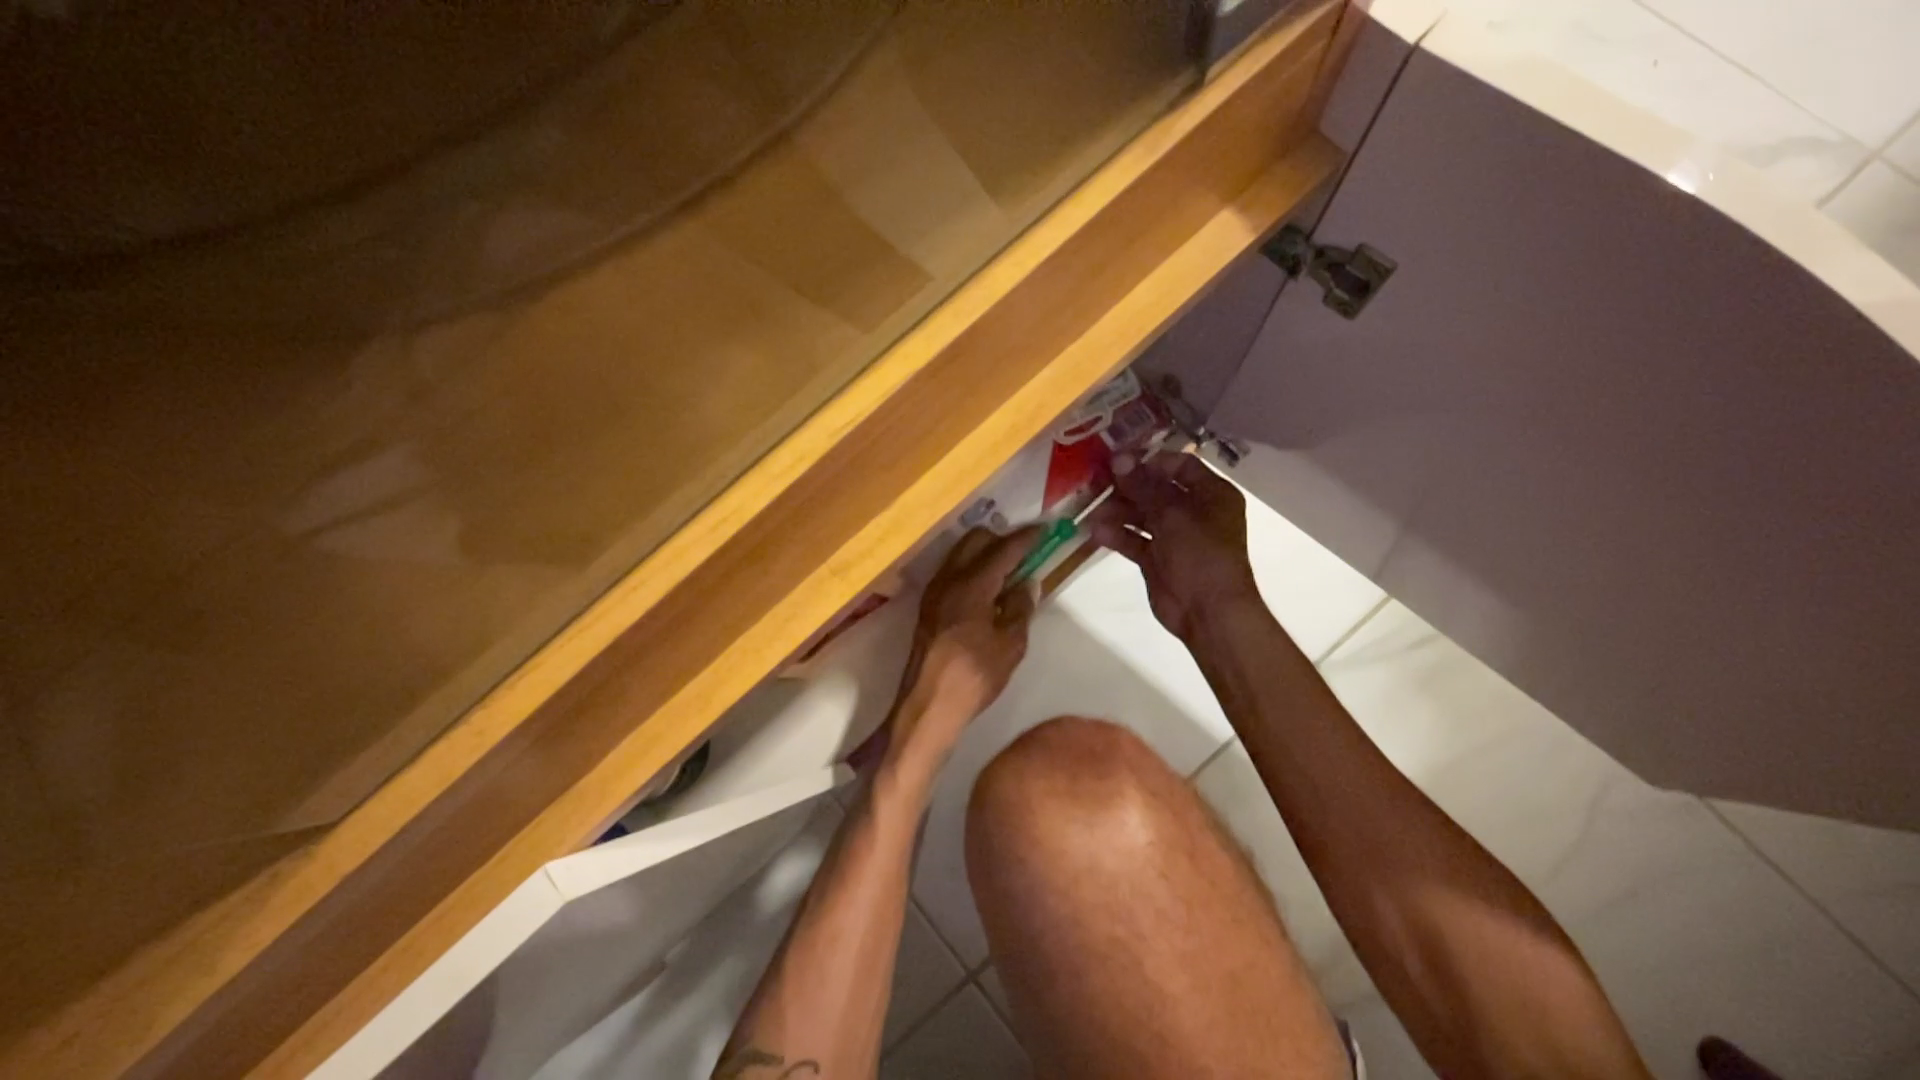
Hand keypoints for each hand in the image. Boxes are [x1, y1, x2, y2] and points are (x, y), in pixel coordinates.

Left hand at [886, 525, 1041, 771]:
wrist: (928, 705)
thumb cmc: (974, 676)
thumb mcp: (1011, 644)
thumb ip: (1021, 608)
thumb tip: (1026, 582)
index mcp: (971, 585)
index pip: (1003, 549)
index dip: (1026, 538)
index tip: (1044, 530)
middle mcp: (948, 579)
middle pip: (975, 540)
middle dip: (1002, 539)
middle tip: (1027, 552)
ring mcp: (934, 591)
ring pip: (961, 553)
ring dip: (985, 553)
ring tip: (1010, 571)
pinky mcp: (928, 606)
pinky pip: (953, 571)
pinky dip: (972, 568)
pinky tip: (989, 589)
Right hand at [1087, 452, 1261, 640]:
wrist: (1209, 612)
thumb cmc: (1202, 555)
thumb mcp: (1173, 515)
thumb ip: (1144, 486)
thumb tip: (1119, 459)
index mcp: (1212, 494)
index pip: (1180, 466)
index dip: (1150, 461)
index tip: (1119, 460)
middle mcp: (1194, 511)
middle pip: (1156, 489)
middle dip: (1128, 486)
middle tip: (1097, 481)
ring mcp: (1174, 536)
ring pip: (1142, 515)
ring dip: (1118, 511)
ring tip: (1093, 510)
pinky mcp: (1156, 559)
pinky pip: (1134, 540)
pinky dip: (1117, 535)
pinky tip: (1097, 532)